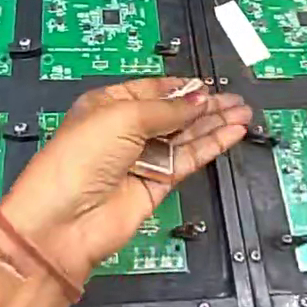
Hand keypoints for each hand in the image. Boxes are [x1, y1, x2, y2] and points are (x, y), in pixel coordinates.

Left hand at [0, 78, 252, 280]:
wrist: (63, 222)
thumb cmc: (79, 157)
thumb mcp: (122, 117)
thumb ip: (166, 109)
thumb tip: (198, 98)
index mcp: (108, 104)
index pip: (153, 90)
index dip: (181, 88)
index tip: (209, 84)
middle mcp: (126, 130)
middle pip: (173, 113)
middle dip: (204, 105)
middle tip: (235, 99)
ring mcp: (142, 158)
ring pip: (185, 136)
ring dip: (214, 123)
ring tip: (242, 112)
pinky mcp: (156, 184)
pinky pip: (188, 159)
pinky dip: (211, 145)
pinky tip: (231, 133)